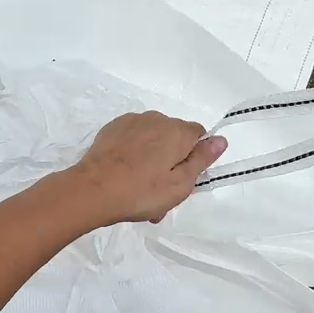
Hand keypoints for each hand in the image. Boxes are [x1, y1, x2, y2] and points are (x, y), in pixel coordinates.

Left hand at [55, 111, 227, 225]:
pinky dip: (133, 153)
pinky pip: (133, 138)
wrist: (92, 190)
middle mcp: (156, 119)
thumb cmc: (141, 191)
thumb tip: (221, 139)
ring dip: (152, 159)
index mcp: (177, 131)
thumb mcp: (180, 184)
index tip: (184, 179)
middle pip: (174, 138)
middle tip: (161, 193)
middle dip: (172, 161)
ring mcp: (132, 121)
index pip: (199, 135)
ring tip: (139, 189)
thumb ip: (202, 159)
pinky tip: (123, 174)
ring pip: (152, 139)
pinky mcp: (112, 128)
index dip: (196, 157)